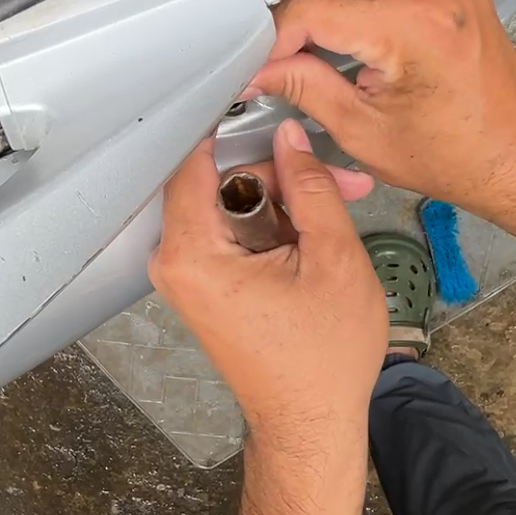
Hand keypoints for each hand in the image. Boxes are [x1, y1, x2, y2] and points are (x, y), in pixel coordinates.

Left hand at [149, 120, 385, 455]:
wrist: (311, 423)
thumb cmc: (323, 355)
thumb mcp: (332, 258)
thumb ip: (309, 186)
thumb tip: (290, 135)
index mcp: (193, 253)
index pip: (191, 162)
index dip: (222, 123)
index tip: (249, 91)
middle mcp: (176, 261)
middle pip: (220, 183)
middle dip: (280, 174)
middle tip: (336, 175)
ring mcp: (189, 274)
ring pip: (233, 206)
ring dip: (284, 201)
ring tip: (339, 205)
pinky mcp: (206, 284)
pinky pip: (233, 233)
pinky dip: (272, 227)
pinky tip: (315, 231)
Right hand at [249, 0, 515, 225]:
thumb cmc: (453, 155)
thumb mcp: (361, 130)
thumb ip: (302, 87)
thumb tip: (255, 70)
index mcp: (415, 24)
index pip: (312, 6)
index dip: (272, 38)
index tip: (255, 67)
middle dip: (288, 22)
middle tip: (271, 64)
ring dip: (313, 10)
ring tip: (300, 54)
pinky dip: (343, 2)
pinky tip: (334, 38)